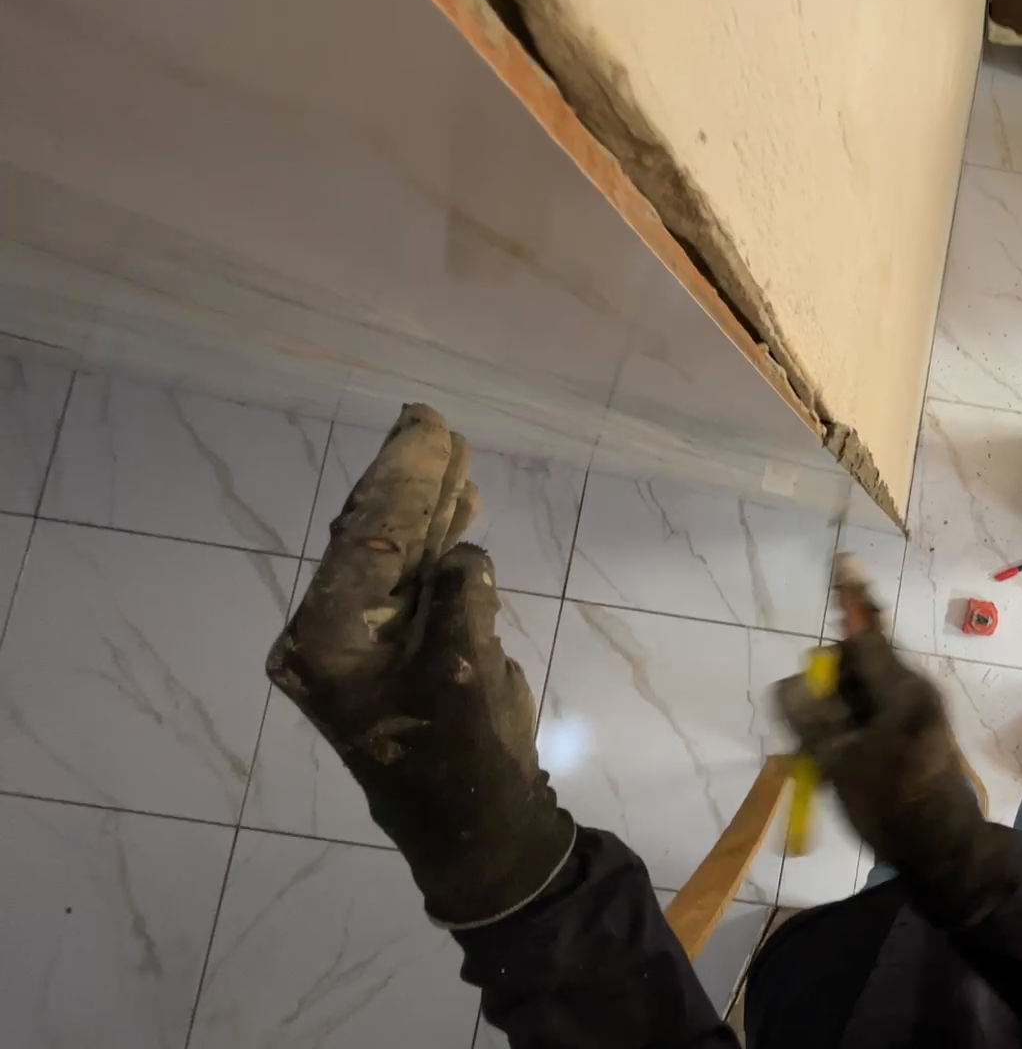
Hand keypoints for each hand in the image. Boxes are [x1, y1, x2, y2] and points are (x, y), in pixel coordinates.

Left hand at [265, 405, 572, 927]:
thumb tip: (464, 552)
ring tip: (453, 453)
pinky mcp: (409, 646)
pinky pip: (423, 579)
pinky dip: (444, 541)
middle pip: (374, 535)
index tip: (430, 426)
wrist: (474, 817)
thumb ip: (459, 602)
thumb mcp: (464, 675)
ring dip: (429, 503)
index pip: (368, 538)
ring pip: (400, 553)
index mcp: (330, 639)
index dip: (403, 477)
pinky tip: (463, 511)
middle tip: (432, 421)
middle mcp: (337, 631)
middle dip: (408, 477)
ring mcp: (373, 638)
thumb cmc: (463, 756)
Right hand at [778, 570, 1002, 916]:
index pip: (867, 634)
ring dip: (836, 710)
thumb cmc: (892, 806)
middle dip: (828, 681)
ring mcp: (918, 711)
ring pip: (863, 691)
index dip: (851, 598)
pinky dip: (850, 726)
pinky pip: (873, 713)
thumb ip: (811, 718)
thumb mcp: (840, 764)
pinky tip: (835, 760)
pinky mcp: (916, 731)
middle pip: (860, 663)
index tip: (843, 560)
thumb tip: (789, 681)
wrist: (946, 853)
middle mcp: (914, 690)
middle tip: (806, 727)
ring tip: (821, 756)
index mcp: (902, 690)